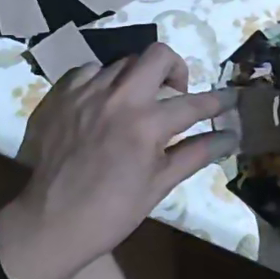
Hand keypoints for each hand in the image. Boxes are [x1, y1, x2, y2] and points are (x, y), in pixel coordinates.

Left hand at [0, 44, 234, 278]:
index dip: (217, 101)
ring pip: (123, 61)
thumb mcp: (159, 184)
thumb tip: (230, 136)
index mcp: (147, 123)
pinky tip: (104, 101)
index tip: (229, 98)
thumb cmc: (111, 211)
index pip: (193, 103)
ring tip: (137, 101)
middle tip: (176, 91)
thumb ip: (195, 153)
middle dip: (176, 68)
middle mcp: (119, 97)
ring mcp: (87, 92)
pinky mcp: (62, 94)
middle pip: (158, 55)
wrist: (49, 223)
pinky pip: (90, 71)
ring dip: (139, 77)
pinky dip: (103, 81)